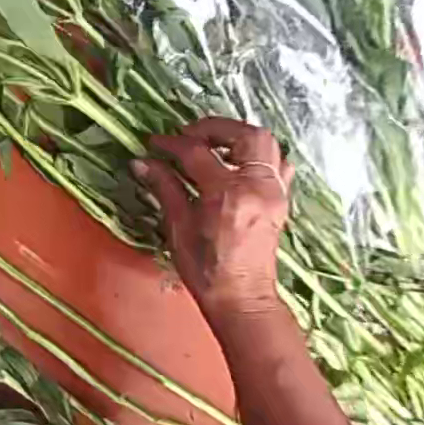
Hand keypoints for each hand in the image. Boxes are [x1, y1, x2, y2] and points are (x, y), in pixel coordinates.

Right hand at [135, 117, 292, 316]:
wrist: (241, 296)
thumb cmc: (204, 268)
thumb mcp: (178, 227)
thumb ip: (165, 188)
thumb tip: (142, 163)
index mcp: (227, 195)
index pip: (197, 153)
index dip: (172, 144)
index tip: (154, 143)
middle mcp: (258, 187)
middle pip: (246, 135)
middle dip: (214, 128)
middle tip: (188, 134)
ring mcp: (275, 192)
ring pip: (267, 144)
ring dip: (237, 136)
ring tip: (211, 144)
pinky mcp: (281, 199)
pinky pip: (277, 162)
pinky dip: (256, 154)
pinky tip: (235, 163)